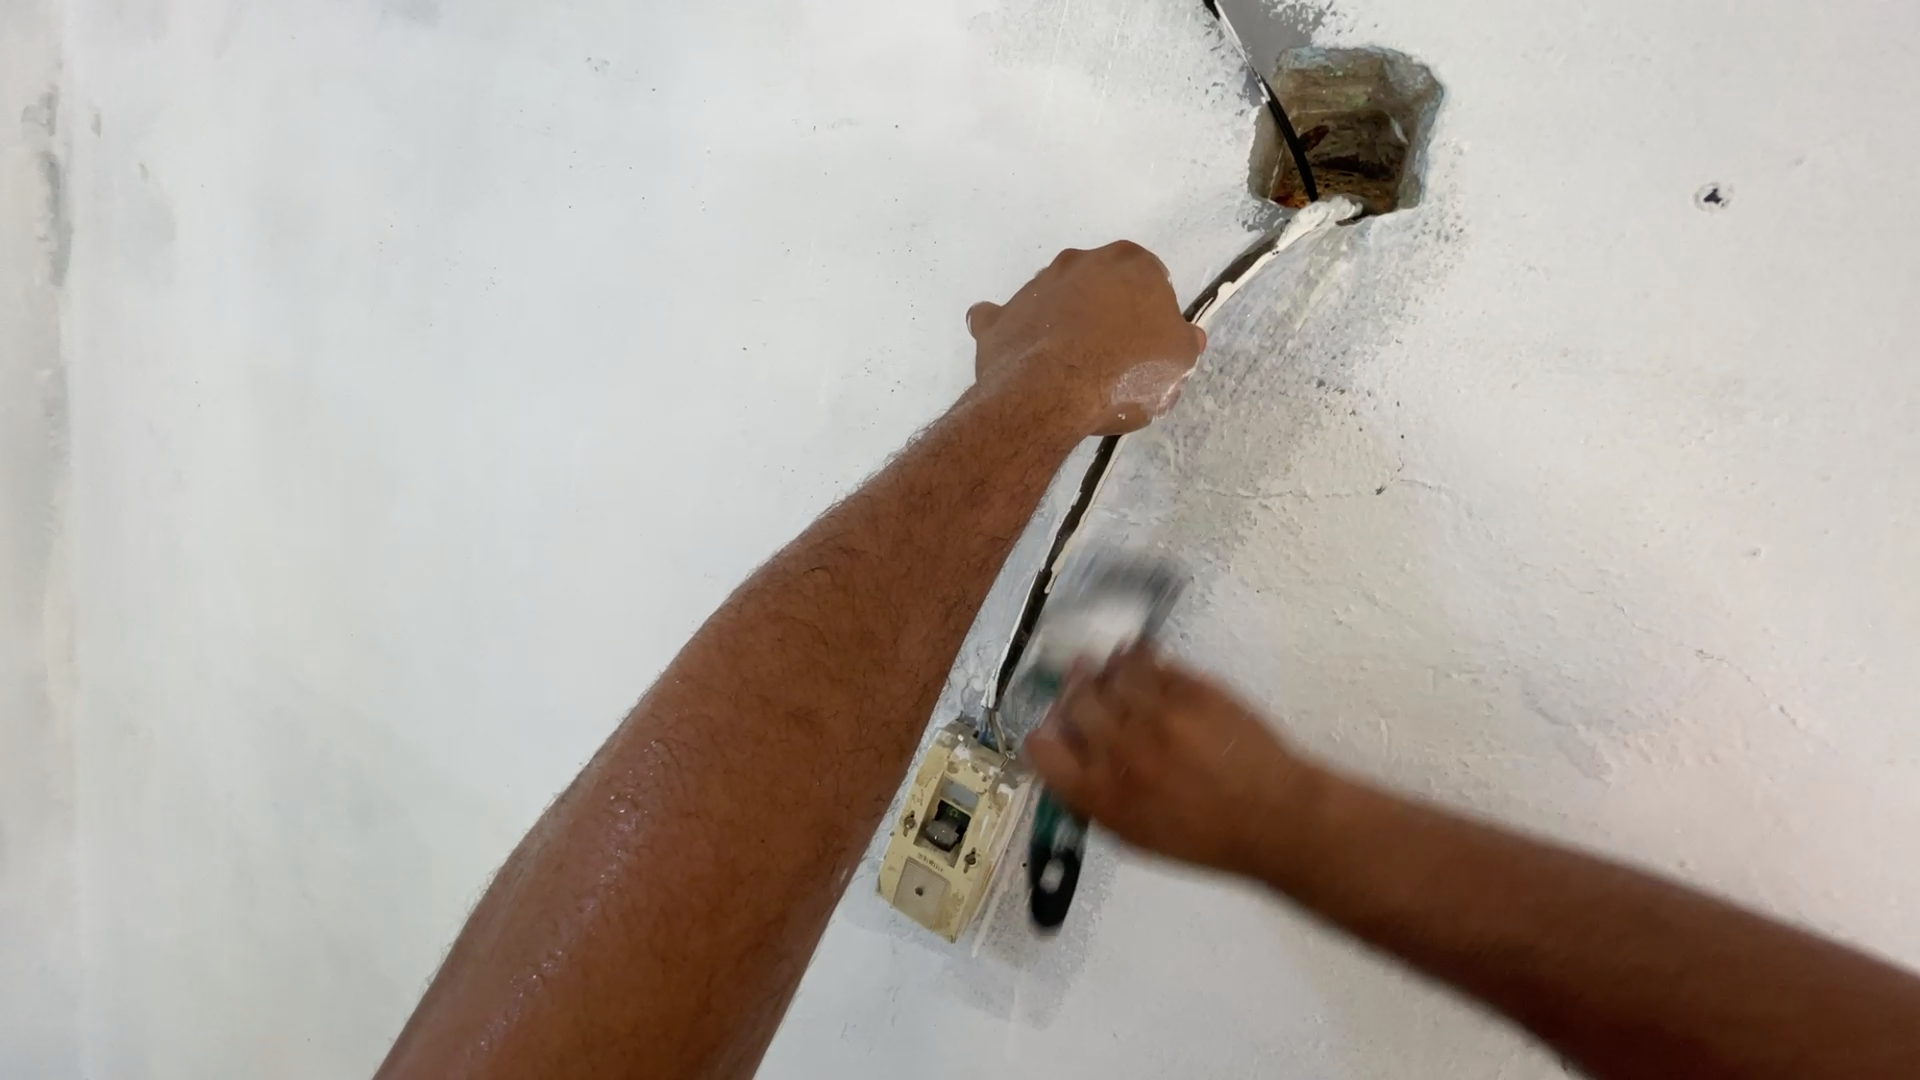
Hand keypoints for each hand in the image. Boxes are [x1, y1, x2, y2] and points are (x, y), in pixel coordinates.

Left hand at [966, 241, 1206, 435]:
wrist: (1053, 395)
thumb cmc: (1126, 375)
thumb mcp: (1176, 365)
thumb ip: (1183, 344)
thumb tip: (1188, 337)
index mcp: (1129, 263)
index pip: (1148, 282)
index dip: (1148, 316)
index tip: (1144, 348)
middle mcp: (1078, 262)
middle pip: (1097, 285)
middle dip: (1102, 313)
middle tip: (1108, 357)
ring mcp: (1033, 287)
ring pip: (1051, 299)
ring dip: (1058, 322)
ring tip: (1065, 367)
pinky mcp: (997, 318)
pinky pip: (999, 318)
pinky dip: (1006, 331)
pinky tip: (1014, 351)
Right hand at [1025, 646, 1319, 875]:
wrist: (1274, 817)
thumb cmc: (1204, 835)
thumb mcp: (1136, 835)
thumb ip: (1093, 795)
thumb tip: (1067, 757)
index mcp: (1101, 792)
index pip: (1041, 749)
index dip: (1042, 735)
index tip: (1052, 728)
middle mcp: (1120, 749)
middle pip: (1073, 700)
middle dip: (1074, 689)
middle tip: (1080, 681)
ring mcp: (1155, 714)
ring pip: (1109, 671)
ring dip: (1107, 669)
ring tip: (1115, 670)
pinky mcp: (1188, 689)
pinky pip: (1150, 660)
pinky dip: (1141, 658)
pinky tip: (1143, 660)